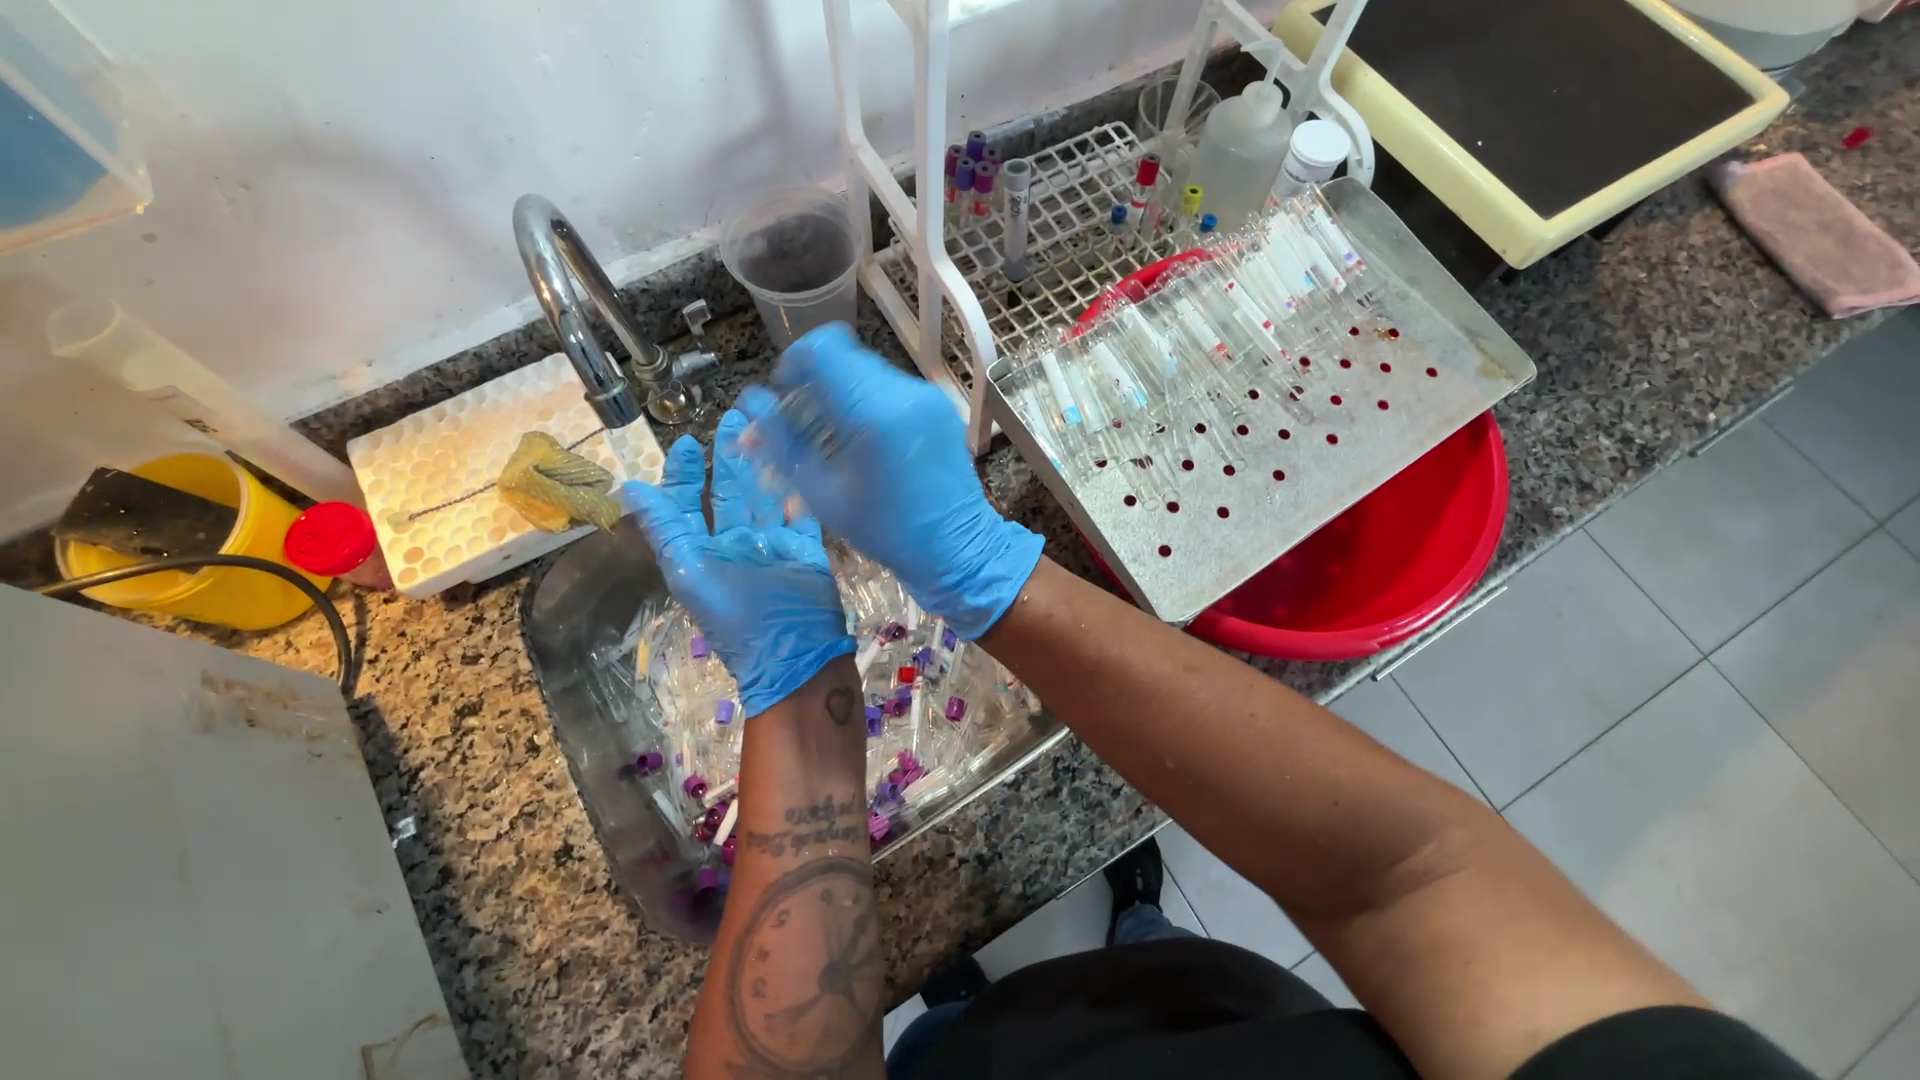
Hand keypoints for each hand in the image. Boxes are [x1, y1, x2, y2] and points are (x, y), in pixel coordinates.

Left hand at [621, 409, 854, 715]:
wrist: (795, 654)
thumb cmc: (736, 616)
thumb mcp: (689, 571)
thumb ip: (664, 527)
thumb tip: (628, 487)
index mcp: (702, 551)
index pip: (688, 504)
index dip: (684, 474)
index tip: (685, 443)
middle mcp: (736, 544)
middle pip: (731, 491)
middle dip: (729, 455)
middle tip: (736, 416)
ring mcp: (773, 545)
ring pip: (766, 494)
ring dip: (764, 463)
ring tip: (767, 426)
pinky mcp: (806, 549)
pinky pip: (802, 512)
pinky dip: (799, 489)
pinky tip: (797, 460)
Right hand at [736, 322, 1042, 639]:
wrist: (958, 550)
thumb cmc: (887, 532)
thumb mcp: (822, 493)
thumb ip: (782, 442)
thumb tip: (751, 403)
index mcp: (875, 411)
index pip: (822, 349)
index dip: (791, 366)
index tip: (783, 400)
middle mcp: (905, 392)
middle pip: (841, 364)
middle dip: (809, 393)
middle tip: (792, 432)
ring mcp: (927, 398)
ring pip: (864, 379)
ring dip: (834, 404)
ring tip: (819, 447)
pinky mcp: (938, 409)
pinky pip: (888, 395)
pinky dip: (862, 412)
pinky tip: (851, 450)